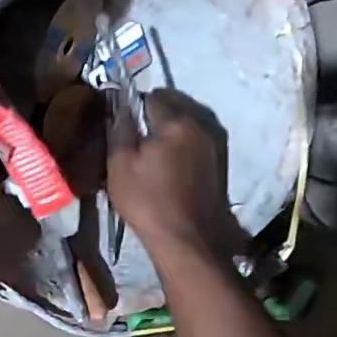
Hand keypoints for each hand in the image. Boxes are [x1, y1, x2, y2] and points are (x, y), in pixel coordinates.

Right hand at [107, 89, 242, 258]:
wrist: (188, 240)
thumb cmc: (148, 201)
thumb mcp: (120, 164)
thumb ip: (119, 127)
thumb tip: (118, 102)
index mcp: (176, 122)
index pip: (152, 96)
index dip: (133, 106)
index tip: (123, 125)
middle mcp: (200, 126)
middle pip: (173, 108)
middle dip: (154, 117)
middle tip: (136, 141)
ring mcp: (214, 146)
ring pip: (186, 126)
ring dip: (169, 133)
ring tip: (152, 157)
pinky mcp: (218, 165)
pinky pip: (195, 144)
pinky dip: (182, 148)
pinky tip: (169, 169)